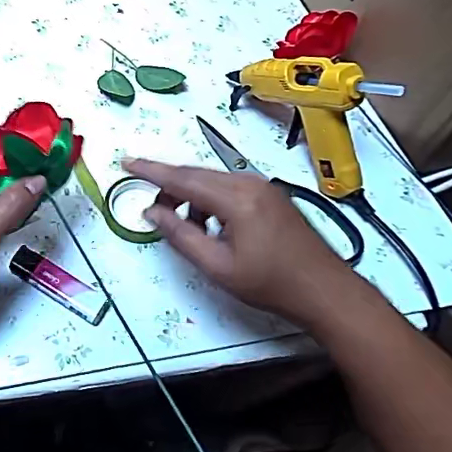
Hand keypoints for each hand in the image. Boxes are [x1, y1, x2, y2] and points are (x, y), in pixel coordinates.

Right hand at [125, 158, 362, 330]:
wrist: (323, 288)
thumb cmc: (272, 283)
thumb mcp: (218, 266)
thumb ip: (181, 236)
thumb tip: (154, 212)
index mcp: (237, 198)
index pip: (184, 178)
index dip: (152, 171)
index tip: (128, 162)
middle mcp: (250, 183)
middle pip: (198, 175)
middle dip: (170, 187)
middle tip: (153, 208)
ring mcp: (263, 186)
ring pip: (214, 180)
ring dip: (192, 196)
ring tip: (186, 227)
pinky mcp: (270, 194)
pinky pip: (230, 187)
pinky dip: (212, 200)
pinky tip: (212, 226)